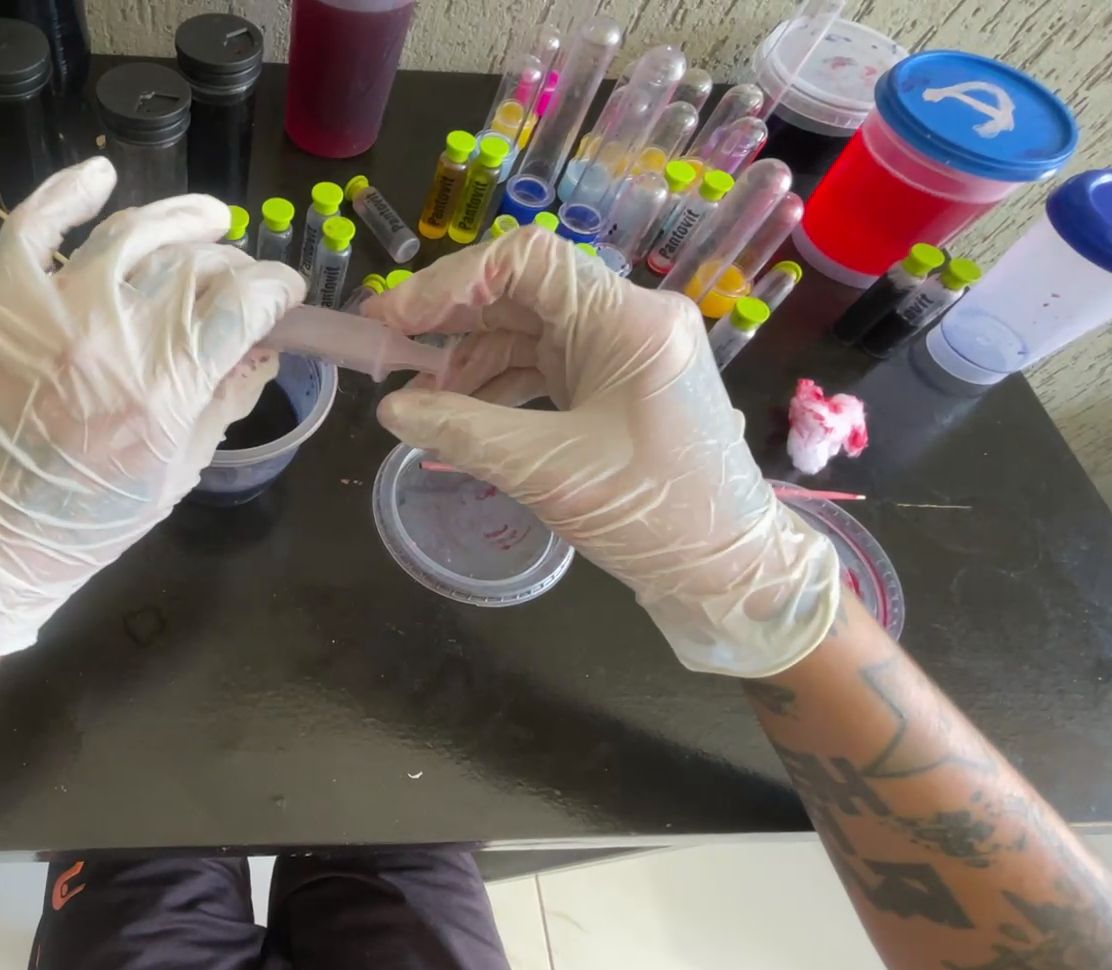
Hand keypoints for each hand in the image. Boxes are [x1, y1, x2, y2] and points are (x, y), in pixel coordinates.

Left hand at [0, 159, 303, 654]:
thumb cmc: (97, 517)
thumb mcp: (181, 469)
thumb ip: (225, 400)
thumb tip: (263, 349)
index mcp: (167, 387)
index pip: (243, 303)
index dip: (277, 288)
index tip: (285, 294)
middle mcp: (115, 336)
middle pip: (195, 265)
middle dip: (233, 265)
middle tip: (238, 280)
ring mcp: (53, 309)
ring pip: (131, 232)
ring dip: (180, 218)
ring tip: (207, 218)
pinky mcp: (3, 300)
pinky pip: (33, 224)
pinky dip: (67, 192)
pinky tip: (99, 177)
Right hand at [365, 228, 838, 676]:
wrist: (725, 568)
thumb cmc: (653, 513)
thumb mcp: (548, 471)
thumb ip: (462, 432)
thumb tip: (389, 410)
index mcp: (628, 322)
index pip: (526, 261)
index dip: (448, 283)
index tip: (391, 319)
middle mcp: (628, 320)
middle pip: (521, 292)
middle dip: (449, 318)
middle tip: (386, 347)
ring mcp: (622, 352)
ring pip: (526, 331)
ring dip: (467, 360)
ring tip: (419, 401)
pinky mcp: (613, 383)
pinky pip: (541, 366)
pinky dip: (495, 385)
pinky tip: (461, 414)